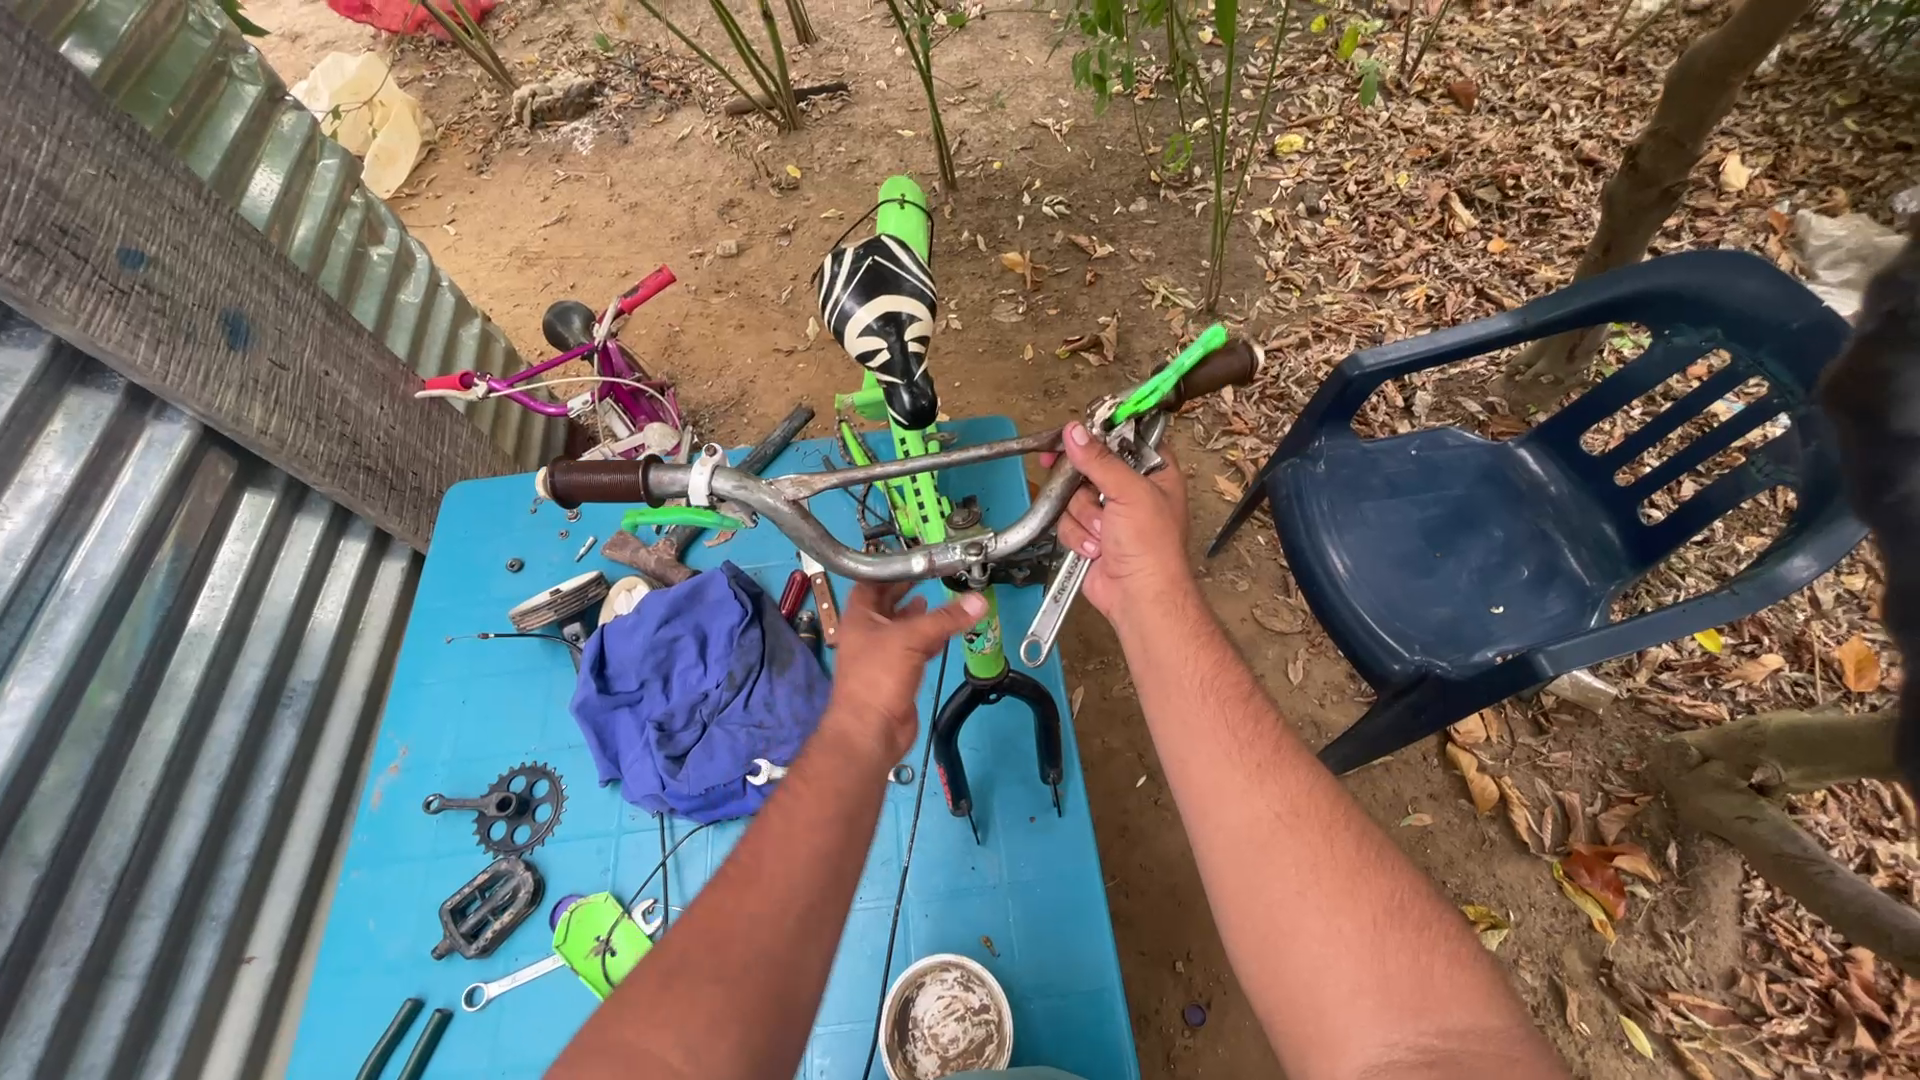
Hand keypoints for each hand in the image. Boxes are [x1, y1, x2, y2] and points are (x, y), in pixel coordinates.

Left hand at [825, 583, 983, 759]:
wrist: (871, 730)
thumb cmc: (878, 677)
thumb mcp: (911, 639)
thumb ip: (945, 619)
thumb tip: (978, 601)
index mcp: (858, 618)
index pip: (871, 583)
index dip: (889, 570)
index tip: (912, 560)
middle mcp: (867, 633)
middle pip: (886, 605)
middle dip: (905, 591)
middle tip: (928, 576)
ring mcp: (881, 655)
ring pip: (902, 627)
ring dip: (918, 615)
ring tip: (937, 600)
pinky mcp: (896, 674)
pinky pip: (914, 649)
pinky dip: (929, 640)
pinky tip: (943, 634)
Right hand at [1052, 422, 1195, 622]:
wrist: (1138, 595)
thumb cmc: (1151, 545)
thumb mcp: (1129, 492)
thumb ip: (1099, 460)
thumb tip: (1075, 432)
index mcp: (1153, 472)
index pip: (1124, 439)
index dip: (1099, 435)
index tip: (1075, 433)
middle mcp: (1130, 490)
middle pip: (1089, 467)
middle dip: (1082, 485)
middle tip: (1068, 480)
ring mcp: (1108, 514)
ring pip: (1073, 496)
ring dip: (1083, 516)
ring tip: (1102, 533)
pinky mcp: (1089, 535)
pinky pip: (1067, 522)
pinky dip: (1077, 536)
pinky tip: (1095, 549)